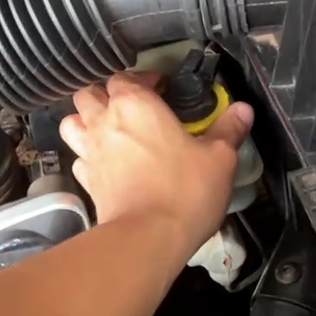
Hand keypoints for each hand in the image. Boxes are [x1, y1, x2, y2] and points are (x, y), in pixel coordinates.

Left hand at [58, 71, 252, 255]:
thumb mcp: (219, 158)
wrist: (148, 238)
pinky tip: (105, 164)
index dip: (142, 80)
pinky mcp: (85, 181)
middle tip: (130, 108)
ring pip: (72, 122)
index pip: (126, 77)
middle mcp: (105, 121)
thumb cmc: (185, 190)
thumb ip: (228, 130)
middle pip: (89, 94)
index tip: (161, 89)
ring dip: (85, 121)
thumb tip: (244, 109)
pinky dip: (87, 155)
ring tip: (107, 130)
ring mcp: (89, 151)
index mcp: (135, 105)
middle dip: (106, 96)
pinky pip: (78, 157)